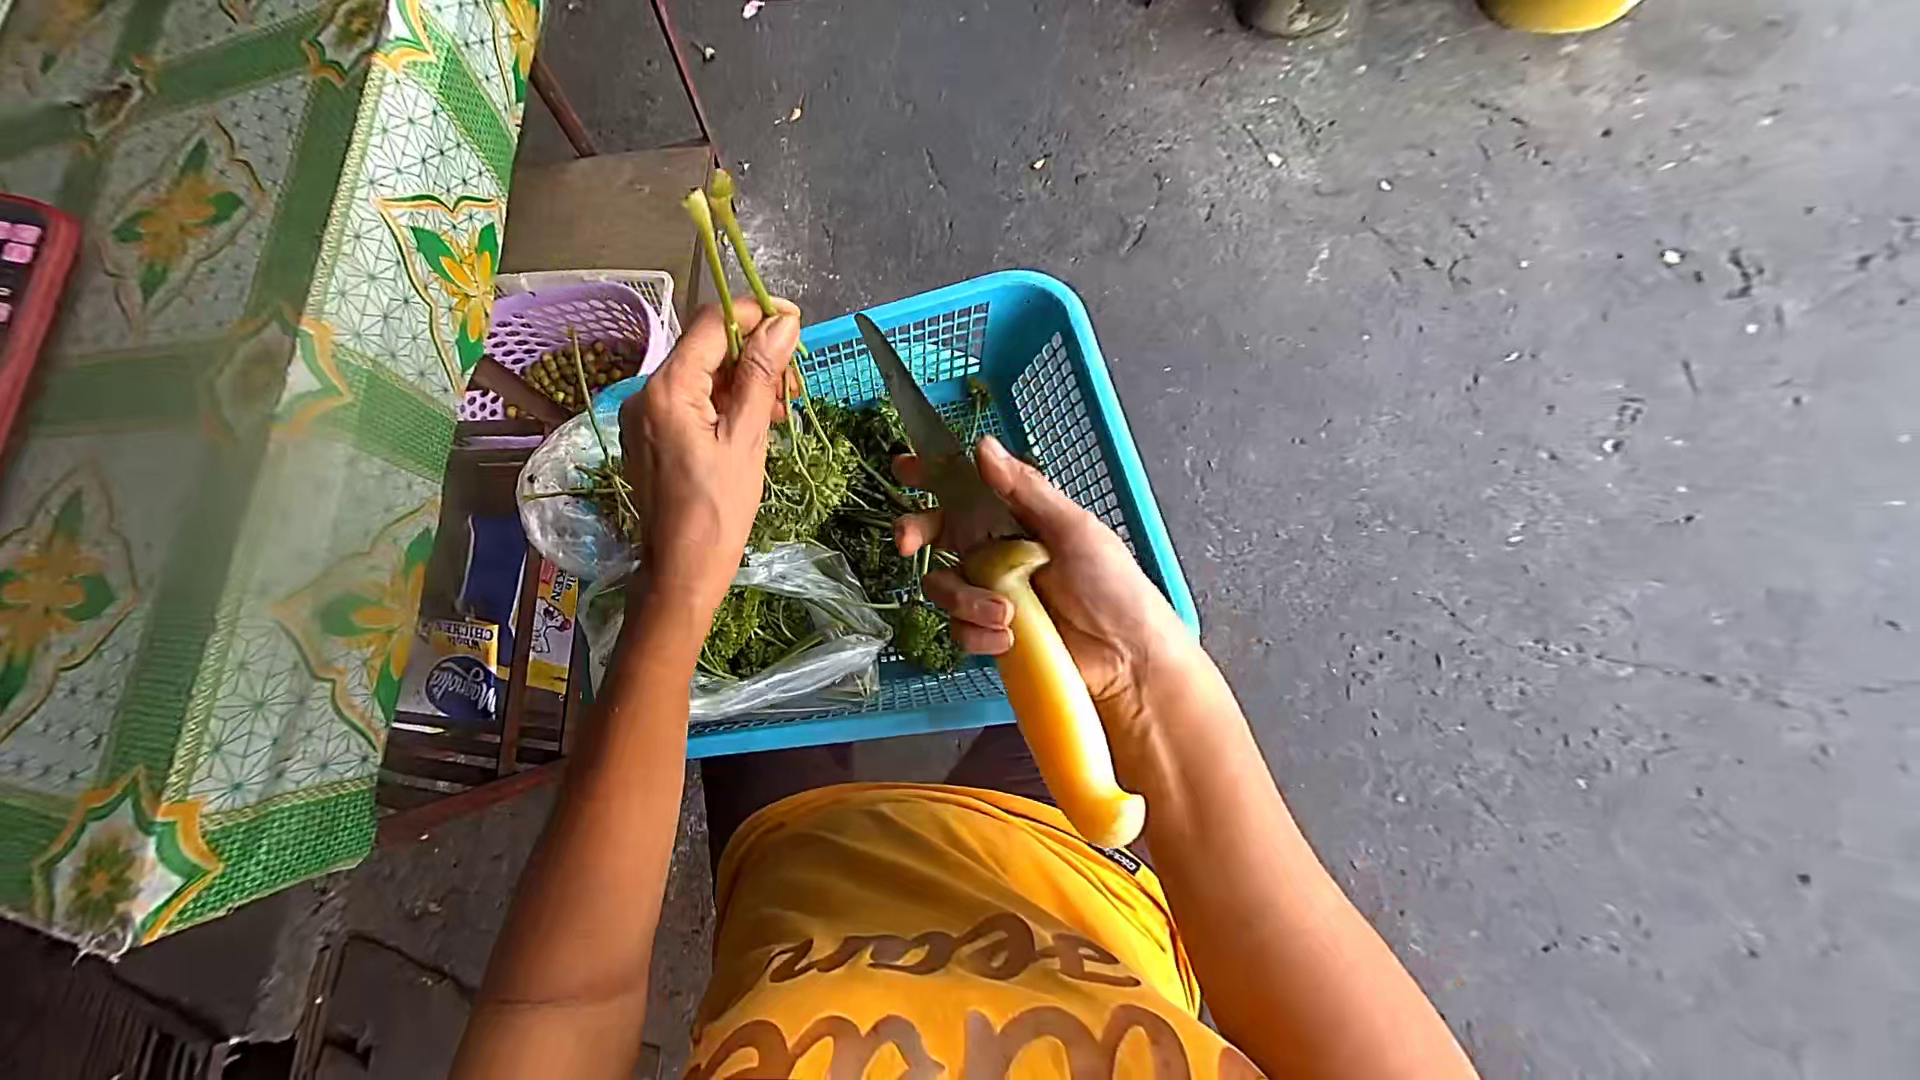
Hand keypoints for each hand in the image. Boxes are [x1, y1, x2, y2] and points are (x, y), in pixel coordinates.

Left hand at [620, 297, 798, 613]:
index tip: (794, 322)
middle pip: (708, 350)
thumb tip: (783, 323)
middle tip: (794, 387)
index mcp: (668, 388)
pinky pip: (696, 404)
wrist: (684, 568)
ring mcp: (648, 416)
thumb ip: (762, 375)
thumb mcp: (748, 437)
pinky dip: (729, 406)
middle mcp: (648, 393)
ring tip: (781, 413)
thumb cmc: (720, 507)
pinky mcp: (656, 437)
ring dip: (747, 384)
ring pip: (705, 378)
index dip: (754, 314)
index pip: (711, 324)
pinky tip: (757, 426)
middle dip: (756, 357)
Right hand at [893, 436, 1201, 734]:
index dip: (934, 476)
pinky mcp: (990, 632)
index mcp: (1018, 519)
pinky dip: (978, 634)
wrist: (1127, 660)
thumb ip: (1026, 491)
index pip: (968, 488)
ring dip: (966, 600)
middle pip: (937, 535)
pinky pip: (959, 628)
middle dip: (916, 533)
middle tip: (907, 542)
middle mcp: (997, 552)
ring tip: (1006, 615)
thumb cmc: (1113, 587)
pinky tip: (1009, 640)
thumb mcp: (1074, 530)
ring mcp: (990, 593)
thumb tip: (983, 448)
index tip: (905, 468)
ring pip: (944, 586)